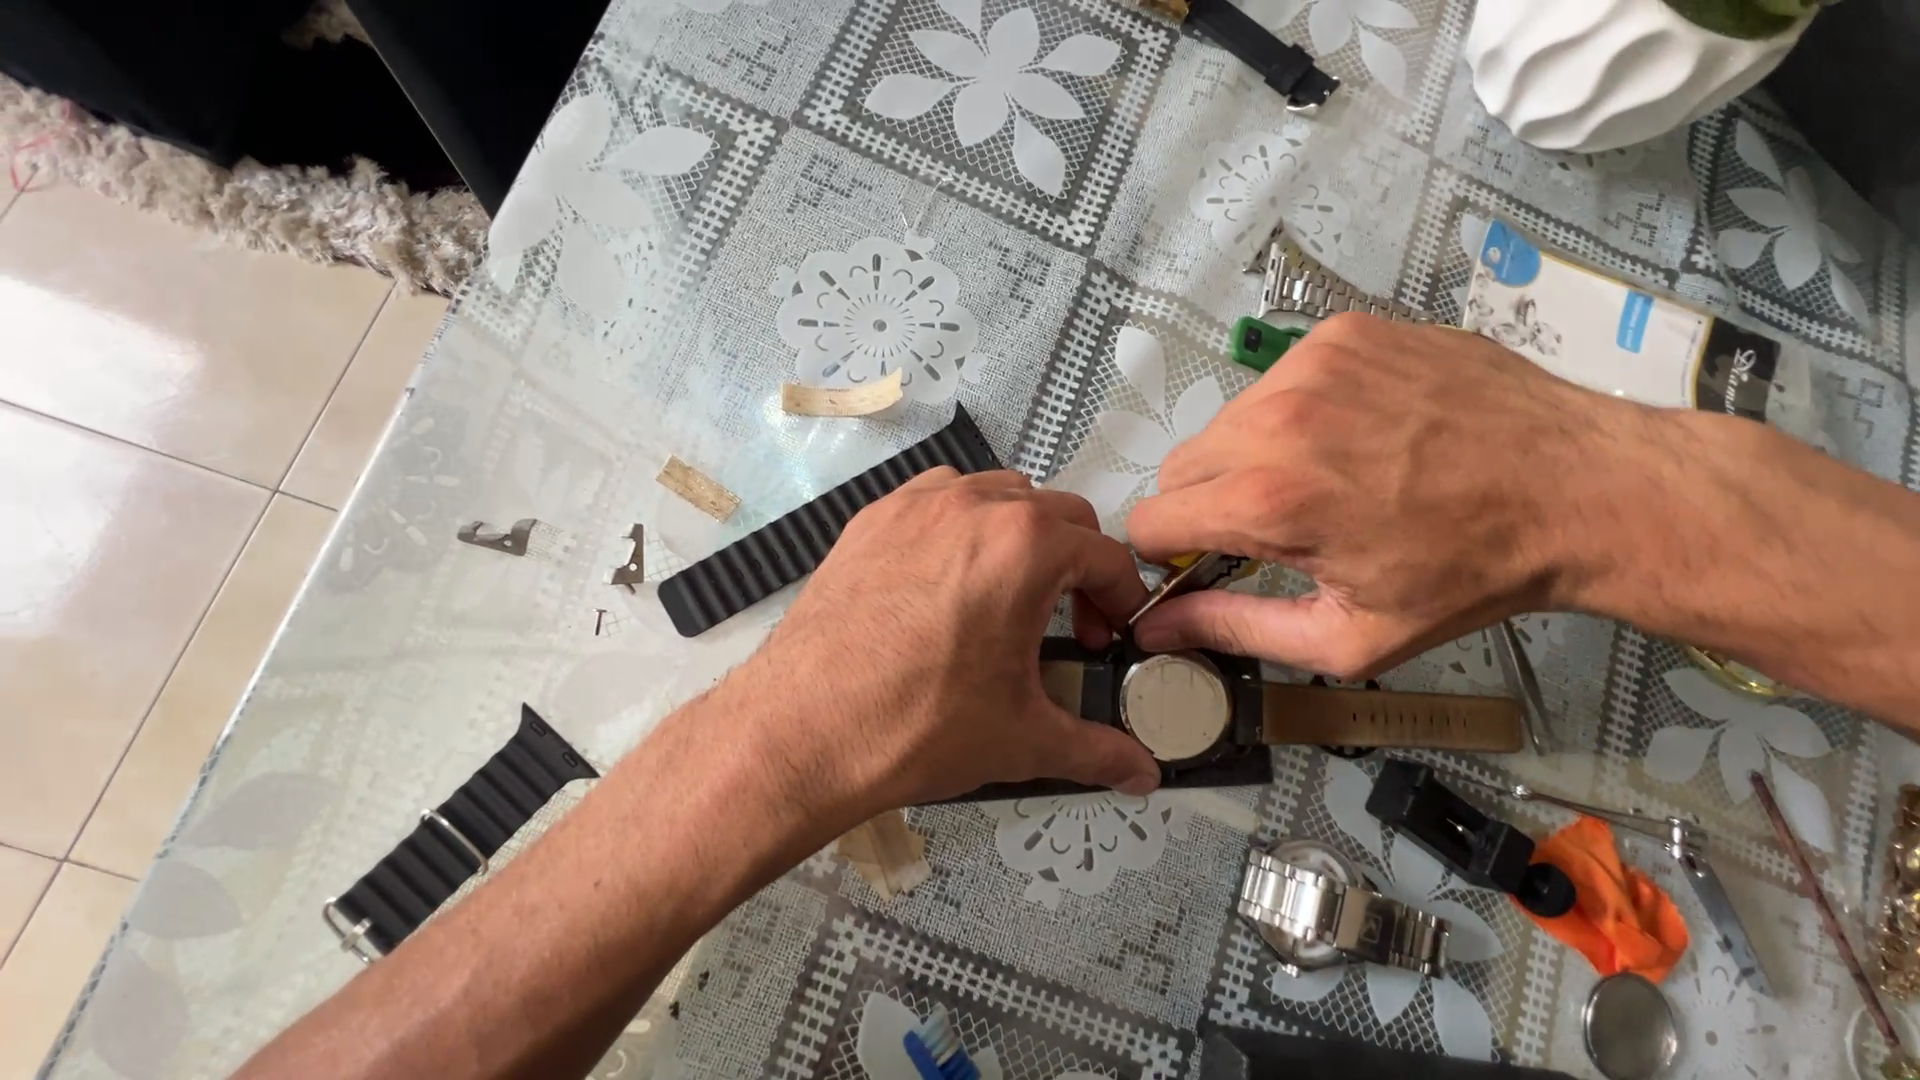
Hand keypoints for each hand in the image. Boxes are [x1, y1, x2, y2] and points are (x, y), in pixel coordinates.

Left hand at [722, 468, 1160, 814]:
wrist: (801, 732)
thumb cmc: (916, 727)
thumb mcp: (1021, 739)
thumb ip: (1097, 750)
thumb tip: (1143, 772)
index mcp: (1024, 546)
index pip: (1105, 555)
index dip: (1122, 598)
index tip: (1111, 635)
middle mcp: (972, 506)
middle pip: (1058, 514)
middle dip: (1077, 564)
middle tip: (1069, 621)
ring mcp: (915, 506)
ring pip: (996, 494)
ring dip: (1021, 534)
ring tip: (1010, 594)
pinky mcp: (870, 520)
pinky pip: (936, 500)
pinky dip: (961, 524)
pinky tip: (949, 579)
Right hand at [1127, 314, 1653, 677]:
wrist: (1582, 488)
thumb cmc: (1466, 576)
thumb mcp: (1346, 636)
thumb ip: (1232, 629)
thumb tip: (1151, 630)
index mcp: (1269, 499)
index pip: (1151, 520)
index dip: (1171, 552)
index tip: (1211, 561)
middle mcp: (1274, 419)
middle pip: (1179, 468)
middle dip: (1207, 504)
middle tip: (1272, 525)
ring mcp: (1309, 365)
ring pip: (1225, 422)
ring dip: (1249, 456)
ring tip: (1323, 477)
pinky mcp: (1342, 334)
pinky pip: (1275, 381)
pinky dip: (1293, 413)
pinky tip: (1353, 433)